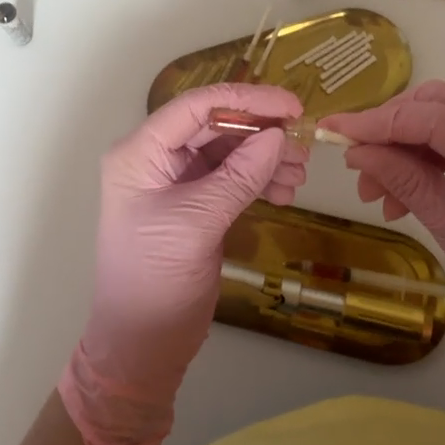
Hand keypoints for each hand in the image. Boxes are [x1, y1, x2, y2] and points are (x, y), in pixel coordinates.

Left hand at [58, 83, 307, 444]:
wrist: (141, 345)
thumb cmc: (155, 281)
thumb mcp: (197, 224)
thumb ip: (238, 176)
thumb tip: (278, 137)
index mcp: (140, 152)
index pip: (196, 106)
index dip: (246, 99)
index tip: (291, 106)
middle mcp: (155, 158)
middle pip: (214, 125)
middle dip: (261, 132)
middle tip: (304, 146)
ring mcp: (175, 181)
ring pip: (227, 150)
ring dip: (266, 156)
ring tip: (299, 175)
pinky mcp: (195, 204)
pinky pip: (231, 176)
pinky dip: (259, 178)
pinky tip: (284, 191)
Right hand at [324, 80, 444, 395]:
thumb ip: (406, 181)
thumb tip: (356, 151)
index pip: (432, 118)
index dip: (378, 121)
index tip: (334, 129)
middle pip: (440, 103)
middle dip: (391, 128)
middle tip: (357, 164)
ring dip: (408, 143)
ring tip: (378, 189)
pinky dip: (431, 151)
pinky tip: (406, 186)